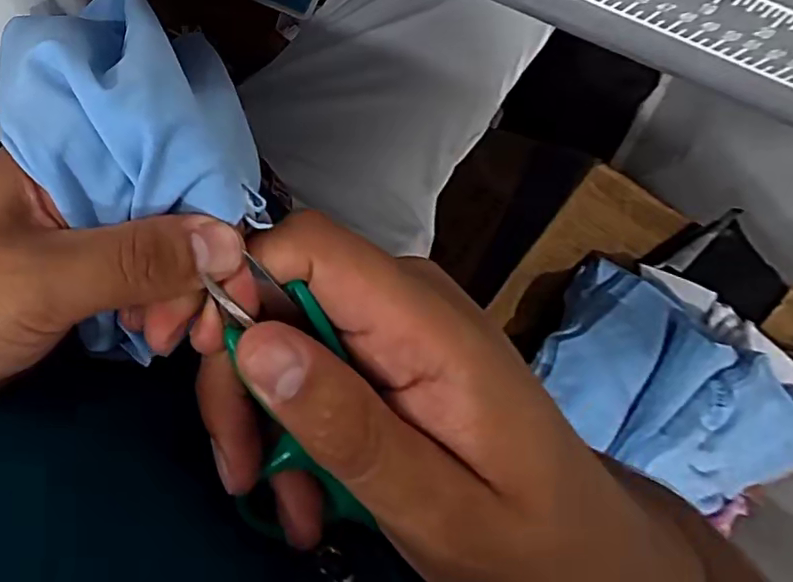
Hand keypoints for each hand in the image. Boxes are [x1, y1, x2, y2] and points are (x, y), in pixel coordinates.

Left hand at [0, 148, 245, 431]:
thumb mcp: (44, 279)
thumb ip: (135, 258)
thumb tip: (229, 241)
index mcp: (57, 153)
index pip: (152, 150)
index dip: (203, 197)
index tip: (237, 261)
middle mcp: (72, 180)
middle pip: (161, 199)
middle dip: (192, 258)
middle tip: (199, 323)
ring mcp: (75, 227)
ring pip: (154, 241)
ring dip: (177, 288)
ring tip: (171, 339)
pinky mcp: (75, 271)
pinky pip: (135, 275)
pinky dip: (155, 304)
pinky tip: (157, 338)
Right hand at [193, 211, 751, 579]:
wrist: (591, 557)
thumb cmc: (533, 541)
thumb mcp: (440, 507)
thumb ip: (347, 424)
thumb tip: (251, 342)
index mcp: (419, 315)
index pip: (306, 243)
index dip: (241, 275)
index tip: (201, 351)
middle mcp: (391, 296)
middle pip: (273, 290)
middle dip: (236, 372)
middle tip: (235, 465)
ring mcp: (378, 319)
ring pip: (273, 329)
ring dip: (256, 412)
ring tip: (277, 498)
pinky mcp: (367, 346)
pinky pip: (297, 358)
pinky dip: (283, 420)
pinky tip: (302, 488)